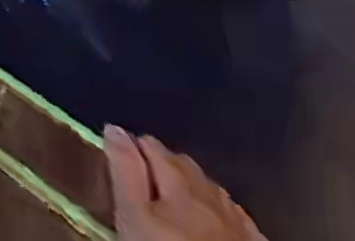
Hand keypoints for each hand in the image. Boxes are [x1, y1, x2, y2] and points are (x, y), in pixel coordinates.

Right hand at [105, 126, 266, 240]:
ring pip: (213, 189)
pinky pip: (240, 217)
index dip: (135, 147)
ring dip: (193, 184)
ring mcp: (239, 225)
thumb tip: (114, 129)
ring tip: (176, 196)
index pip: (153, 148)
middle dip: (165, 162)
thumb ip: (124, 170)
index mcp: (179, 186)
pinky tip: (217, 220)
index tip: (120, 156)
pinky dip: (223, 210)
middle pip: (185, 165)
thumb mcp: (132, 216)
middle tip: (145, 177)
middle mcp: (212, 198)